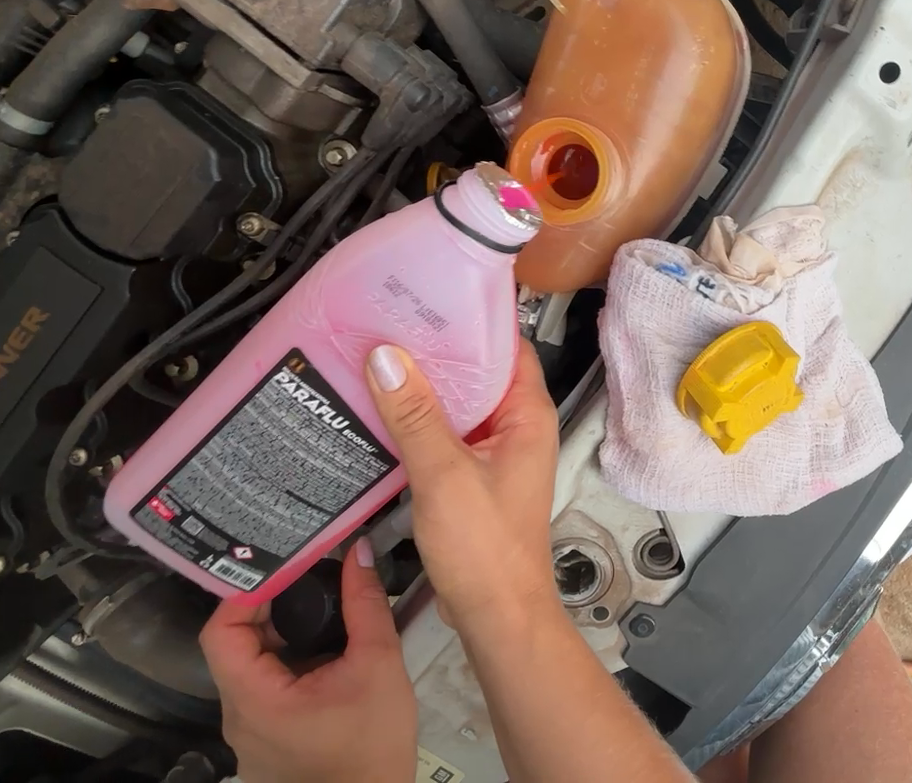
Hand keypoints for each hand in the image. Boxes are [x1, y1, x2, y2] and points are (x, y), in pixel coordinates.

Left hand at [199, 546, 417, 782]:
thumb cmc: (372, 741)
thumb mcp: (378, 663)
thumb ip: (365, 603)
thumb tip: (359, 549)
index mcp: (254, 698)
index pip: (222, 630)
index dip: (248, 590)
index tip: (288, 560)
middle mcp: (238, 715)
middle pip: (236, 643)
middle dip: (272, 602)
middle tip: (311, 568)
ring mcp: (250, 730)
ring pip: (253, 663)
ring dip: (283, 628)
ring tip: (322, 595)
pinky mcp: (267, 736)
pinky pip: (267, 683)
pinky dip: (289, 655)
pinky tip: (325, 640)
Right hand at [367, 338, 561, 634]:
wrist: (495, 612)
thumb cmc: (486, 548)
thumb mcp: (445, 474)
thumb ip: (416, 416)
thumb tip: (389, 357)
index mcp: (528, 415)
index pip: (509, 346)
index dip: (475, 320)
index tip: (435, 299)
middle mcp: (519, 425)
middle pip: (482, 371)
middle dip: (442, 350)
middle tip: (396, 323)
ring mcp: (499, 449)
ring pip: (463, 402)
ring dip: (429, 386)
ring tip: (383, 357)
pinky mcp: (478, 472)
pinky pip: (451, 431)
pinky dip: (424, 419)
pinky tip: (387, 410)